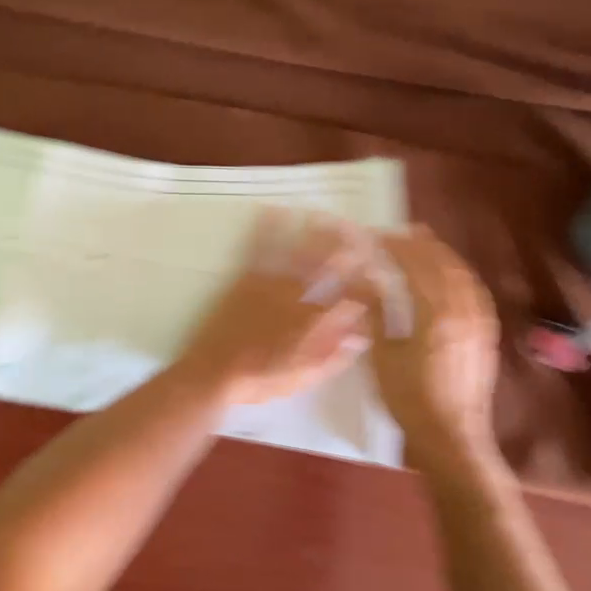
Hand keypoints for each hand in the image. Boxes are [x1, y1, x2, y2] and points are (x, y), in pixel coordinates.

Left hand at [174, 208, 370, 405]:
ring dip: (312, 231)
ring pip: (294, 251)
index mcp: (312, 322)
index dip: (367, 282)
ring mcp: (266, 284)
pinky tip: (271, 210)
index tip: (379, 272)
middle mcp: (293, 297)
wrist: (211, 374)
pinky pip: (255, 248)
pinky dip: (264, 228)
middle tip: (361, 231)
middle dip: (346, 247)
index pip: (350, 296)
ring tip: (326, 215)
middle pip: (326, 265)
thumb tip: (360, 336)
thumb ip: (333, 356)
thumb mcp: (303, 376)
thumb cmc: (259, 380)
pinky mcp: (242, 280)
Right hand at [358, 227, 500, 456]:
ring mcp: (479, 323)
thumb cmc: (409, 398)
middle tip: (401, 232)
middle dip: (422, 245)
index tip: (375, 237)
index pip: (415, 267)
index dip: (395, 248)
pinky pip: (475, 293)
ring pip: (463, 277)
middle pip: (443, 265)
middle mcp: (463, 311)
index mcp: (434, 313)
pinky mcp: (486, 336)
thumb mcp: (381, 356)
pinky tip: (452, 277)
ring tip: (426, 244)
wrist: (451, 436)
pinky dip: (460, 276)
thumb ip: (375, 313)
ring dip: (443, 256)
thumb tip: (362, 281)